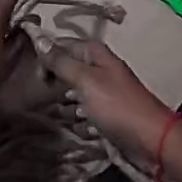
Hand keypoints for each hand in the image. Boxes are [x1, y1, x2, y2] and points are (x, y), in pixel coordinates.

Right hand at [43, 41, 172, 162]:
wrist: (150, 141)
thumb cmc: (117, 105)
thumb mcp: (85, 80)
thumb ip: (62, 62)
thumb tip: (40, 40)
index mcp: (97, 54)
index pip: (64, 44)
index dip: (47, 54)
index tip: (30, 71)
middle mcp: (100, 70)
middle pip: (68, 70)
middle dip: (52, 82)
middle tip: (34, 95)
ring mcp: (103, 93)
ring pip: (73, 94)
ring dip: (62, 105)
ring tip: (47, 113)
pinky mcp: (105, 115)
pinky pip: (83, 114)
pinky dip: (77, 121)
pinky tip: (72, 127)